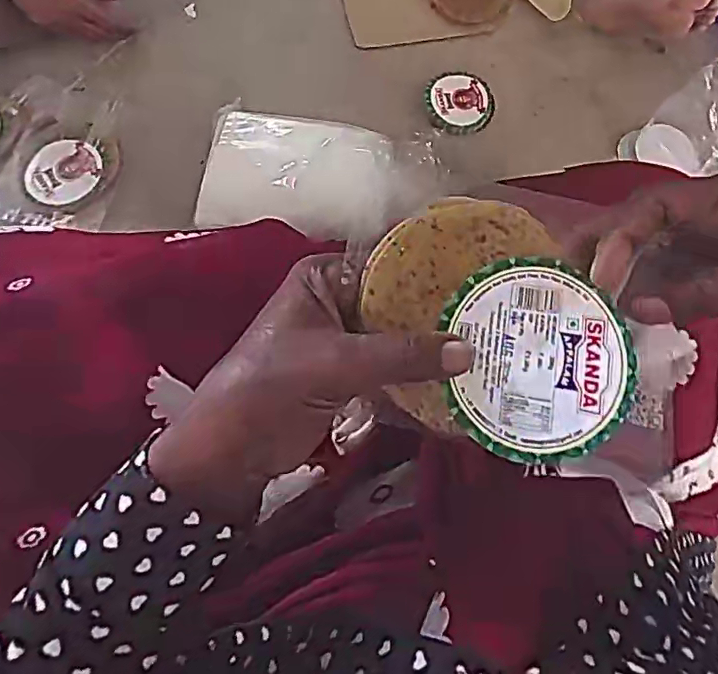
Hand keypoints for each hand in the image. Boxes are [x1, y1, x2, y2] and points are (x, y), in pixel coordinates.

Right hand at [0, 0, 130, 41]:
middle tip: (130, 33)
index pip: (106, 20)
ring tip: (115, 33)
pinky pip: (68, 33)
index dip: (122, 26)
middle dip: (114, 34)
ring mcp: (51, 22)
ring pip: (82, 35)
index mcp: (74, 2)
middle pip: (96, 32)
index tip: (137, 27)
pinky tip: (90, 28)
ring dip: (100, 35)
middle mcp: (64, 17)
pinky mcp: (40, 22)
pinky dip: (84, 33)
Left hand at [148, 255, 473, 514]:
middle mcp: (339, 300)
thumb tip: (468, 351)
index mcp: (325, 277)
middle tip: (489, 310)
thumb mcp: (336, 364)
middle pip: (398, 300)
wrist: (228, 457)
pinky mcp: (352, 375)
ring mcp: (347, 339)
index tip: (475, 268)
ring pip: (400, 336)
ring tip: (487, 342)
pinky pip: (394, 367)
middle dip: (438, 311)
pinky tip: (458, 379)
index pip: (387, 260)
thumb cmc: (270, 388)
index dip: (429, 264)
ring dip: (433, 345)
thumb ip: (402, 355)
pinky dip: (419, 375)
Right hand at [565, 169, 717, 386]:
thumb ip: (706, 292)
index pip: (663, 205)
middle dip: (614, 244)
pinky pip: (684, 275)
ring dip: (632, 271)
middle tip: (570, 270)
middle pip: (654, 222)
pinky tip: (635, 309)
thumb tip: (639, 305)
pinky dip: (659, 291)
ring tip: (593, 295)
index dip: (624, 233)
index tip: (598, 270)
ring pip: (665, 250)